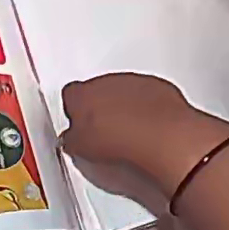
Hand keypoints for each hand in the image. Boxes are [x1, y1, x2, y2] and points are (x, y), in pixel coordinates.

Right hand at [60, 73, 228, 190]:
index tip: (78, 122)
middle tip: (102, 130)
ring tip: (127, 133)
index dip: (74, 109)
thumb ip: (71, 138)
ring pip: (123, 90)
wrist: (157, 137)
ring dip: (124, 106)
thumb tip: (72, 140)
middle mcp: (105, 81)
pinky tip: (147, 128)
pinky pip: (148, 93)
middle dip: (100, 107)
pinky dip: (147, 107)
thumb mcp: (80, 148)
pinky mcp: (158, 86)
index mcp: (81, 94)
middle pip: (97, 89)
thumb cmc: (118, 139)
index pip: (69, 94)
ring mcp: (133, 82)